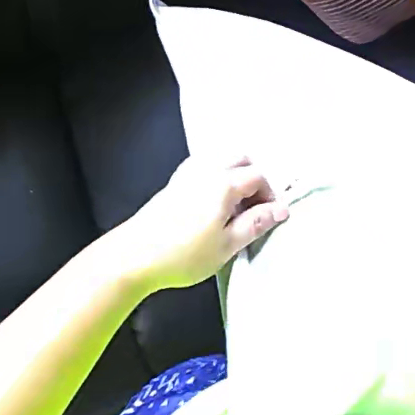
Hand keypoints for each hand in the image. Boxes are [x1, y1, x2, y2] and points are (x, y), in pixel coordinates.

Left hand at [104, 156, 289, 293]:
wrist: (135, 255)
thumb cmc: (182, 254)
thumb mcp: (227, 245)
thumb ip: (256, 224)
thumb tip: (279, 210)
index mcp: (223, 183)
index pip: (259, 177)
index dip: (270, 195)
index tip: (270, 217)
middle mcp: (207, 169)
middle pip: (242, 159)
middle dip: (254, 179)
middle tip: (255, 208)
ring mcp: (188, 172)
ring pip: (222, 160)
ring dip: (236, 176)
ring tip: (235, 208)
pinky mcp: (175, 181)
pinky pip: (205, 167)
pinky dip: (217, 176)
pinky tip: (213, 203)